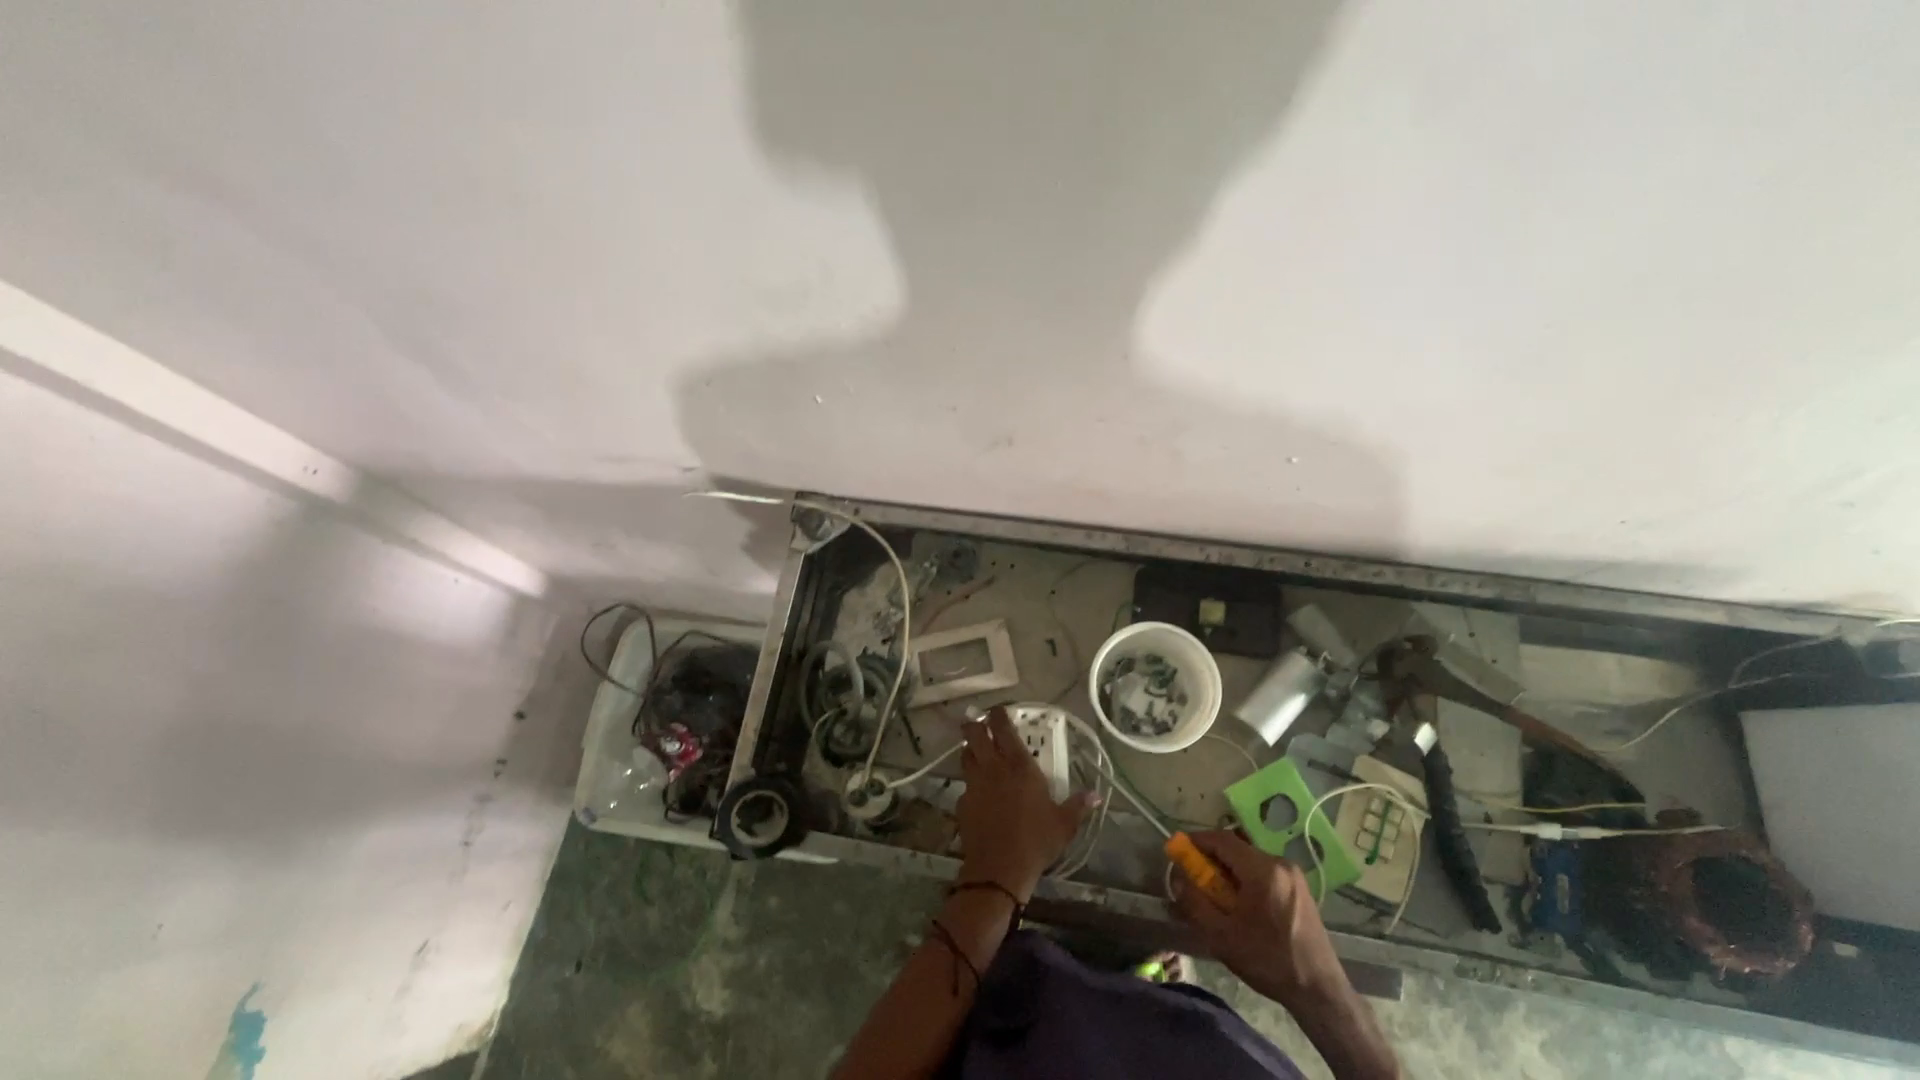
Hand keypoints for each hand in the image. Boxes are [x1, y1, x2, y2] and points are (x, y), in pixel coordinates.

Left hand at [954, 706, 1097, 899]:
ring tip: (976, 751)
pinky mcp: (962, 803)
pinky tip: (978, 792)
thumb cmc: (1036, 841)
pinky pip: (964, 785)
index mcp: (1019, 766)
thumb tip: (1096, 795)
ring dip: (969, 749)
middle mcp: (993, 768)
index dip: (998, 714)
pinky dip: (970, 782)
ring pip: (965, 755)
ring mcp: (974, 785)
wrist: (999, 869)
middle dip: (974, 724)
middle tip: (979, 724)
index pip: (1004, 729)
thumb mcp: (1064, 824)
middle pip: (974, 734)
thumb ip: (1078, 806)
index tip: (998, 709)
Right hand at [1169, 830, 1347, 1007]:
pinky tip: (1240, 903)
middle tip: (1194, 878)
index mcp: (1262, 870)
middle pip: (1237, 848)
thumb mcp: (1221, 935)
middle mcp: (1280, 863)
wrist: (1318, 988)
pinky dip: (1246, 878)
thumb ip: (1194, 902)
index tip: (1178, 851)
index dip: (1196, 840)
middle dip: (1211, 858)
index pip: (1222, 839)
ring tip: (1216, 895)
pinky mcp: (1299, 887)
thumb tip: (1178, 878)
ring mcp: (1293, 875)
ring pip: (1250, 860)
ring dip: (1229, 870)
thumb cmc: (1268, 960)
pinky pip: (1264, 871)